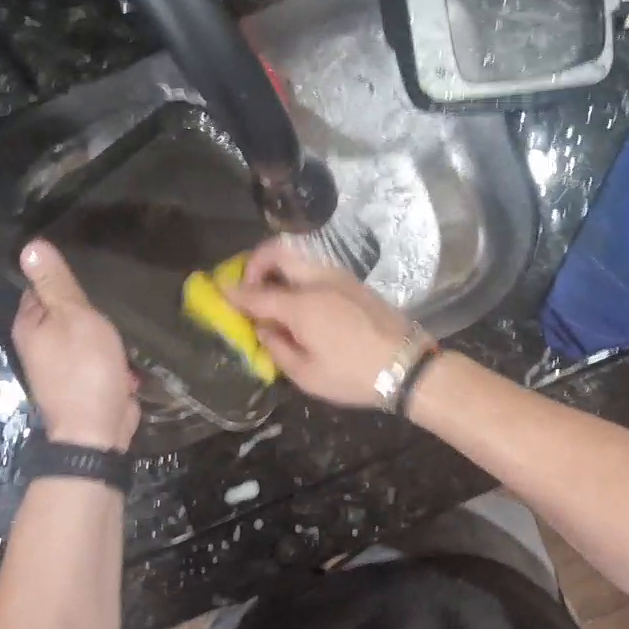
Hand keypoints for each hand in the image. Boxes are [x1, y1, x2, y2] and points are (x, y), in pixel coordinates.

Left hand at [12, 240, 139, 450]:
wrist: (97, 431)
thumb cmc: (85, 369)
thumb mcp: (74, 318)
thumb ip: (56, 284)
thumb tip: (29, 246)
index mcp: (30, 324)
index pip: (41, 285)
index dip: (63, 273)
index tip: (92, 260)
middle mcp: (40, 343)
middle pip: (65, 309)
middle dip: (89, 302)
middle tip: (117, 282)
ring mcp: (64, 364)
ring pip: (86, 332)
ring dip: (105, 327)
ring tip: (129, 308)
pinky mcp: (87, 379)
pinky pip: (101, 355)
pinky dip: (115, 351)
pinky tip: (132, 343)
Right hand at [223, 238, 414, 408]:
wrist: (409, 367)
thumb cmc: (354, 376)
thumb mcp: (307, 375)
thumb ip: (276, 348)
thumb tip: (263, 329)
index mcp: (302, 304)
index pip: (255, 292)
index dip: (232, 293)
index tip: (218, 294)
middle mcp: (319, 280)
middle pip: (277, 251)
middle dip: (254, 263)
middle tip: (247, 286)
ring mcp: (340, 277)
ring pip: (300, 257)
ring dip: (279, 268)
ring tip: (272, 296)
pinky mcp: (356, 283)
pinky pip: (318, 269)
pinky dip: (299, 276)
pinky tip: (300, 303)